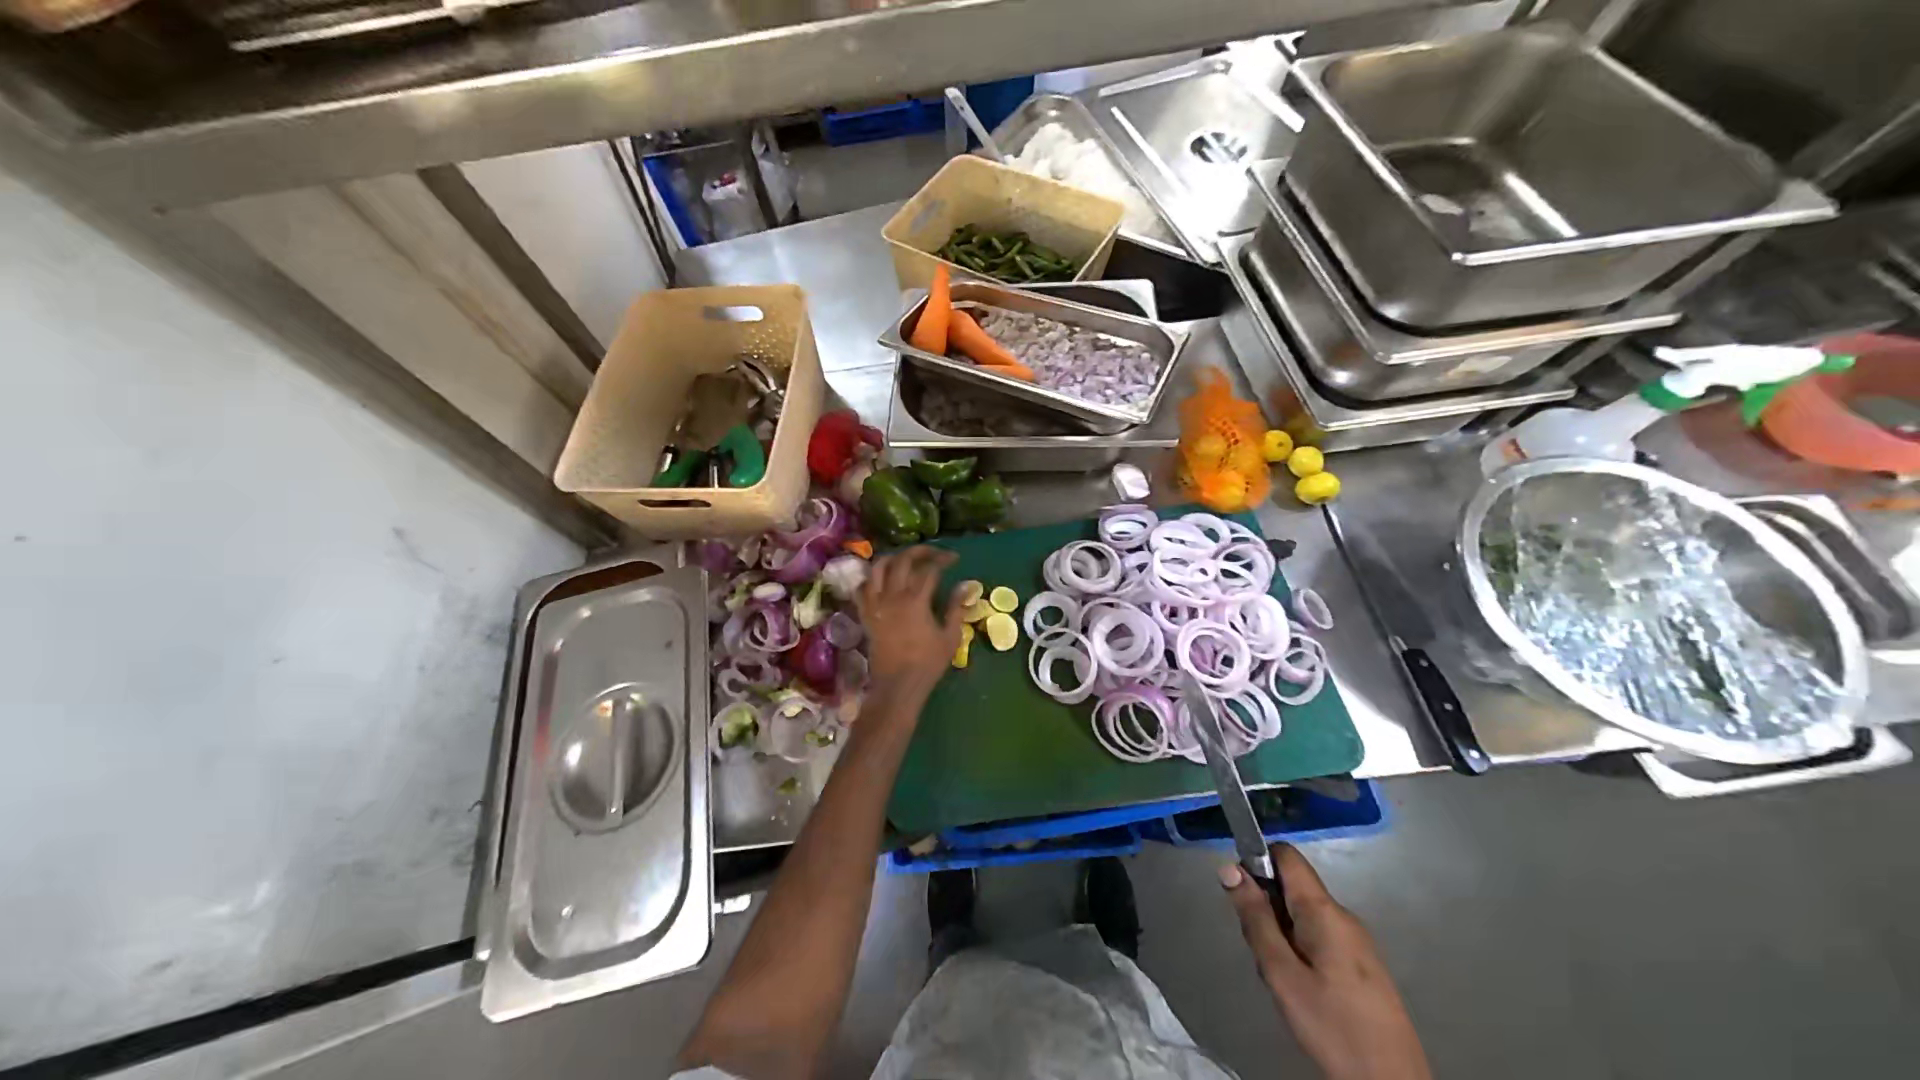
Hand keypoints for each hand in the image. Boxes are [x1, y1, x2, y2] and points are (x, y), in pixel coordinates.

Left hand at [855, 546, 965, 705]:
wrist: (897, 685)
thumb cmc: (927, 663)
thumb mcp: (950, 636)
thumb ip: (956, 607)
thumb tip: (966, 585)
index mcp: (915, 600)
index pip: (929, 568)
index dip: (943, 559)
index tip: (954, 559)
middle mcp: (892, 596)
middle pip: (903, 560)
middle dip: (920, 551)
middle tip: (934, 553)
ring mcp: (875, 604)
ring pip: (878, 568)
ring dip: (893, 558)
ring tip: (906, 560)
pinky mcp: (866, 614)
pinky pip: (862, 588)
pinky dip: (871, 579)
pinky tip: (882, 581)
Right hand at [1221, 844, 1431, 1079]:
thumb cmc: (1331, 1026)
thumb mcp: (1281, 973)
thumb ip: (1255, 918)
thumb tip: (1229, 868)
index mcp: (1324, 910)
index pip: (1286, 855)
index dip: (1257, 862)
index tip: (1241, 897)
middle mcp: (1343, 915)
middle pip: (1291, 888)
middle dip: (1267, 911)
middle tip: (1263, 956)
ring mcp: (1356, 940)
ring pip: (1302, 916)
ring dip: (1281, 936)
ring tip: (1282, 980)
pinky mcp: (1362, 964)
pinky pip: (1319, 938)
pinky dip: (1300, 952)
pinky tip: (1302, 990)